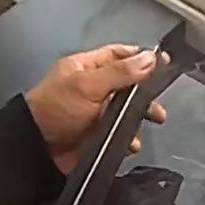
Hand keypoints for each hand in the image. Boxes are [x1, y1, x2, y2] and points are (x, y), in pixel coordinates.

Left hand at [24, 44, 170, 171]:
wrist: (41, 148)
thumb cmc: (59, 109)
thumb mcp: (89, 85)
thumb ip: (121, 73)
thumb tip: (151, 58)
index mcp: (87, 67)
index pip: (118, 55)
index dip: (139, 57)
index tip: (162, 63)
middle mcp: (96, 88)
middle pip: (130, 86)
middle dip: (146, 96)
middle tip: (158, 105)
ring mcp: (100, 112)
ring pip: (131, 112)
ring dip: (141, 119)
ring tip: (149, 124)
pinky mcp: (103, 134)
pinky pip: (125, 134)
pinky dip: (131, 139)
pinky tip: (130, 143)